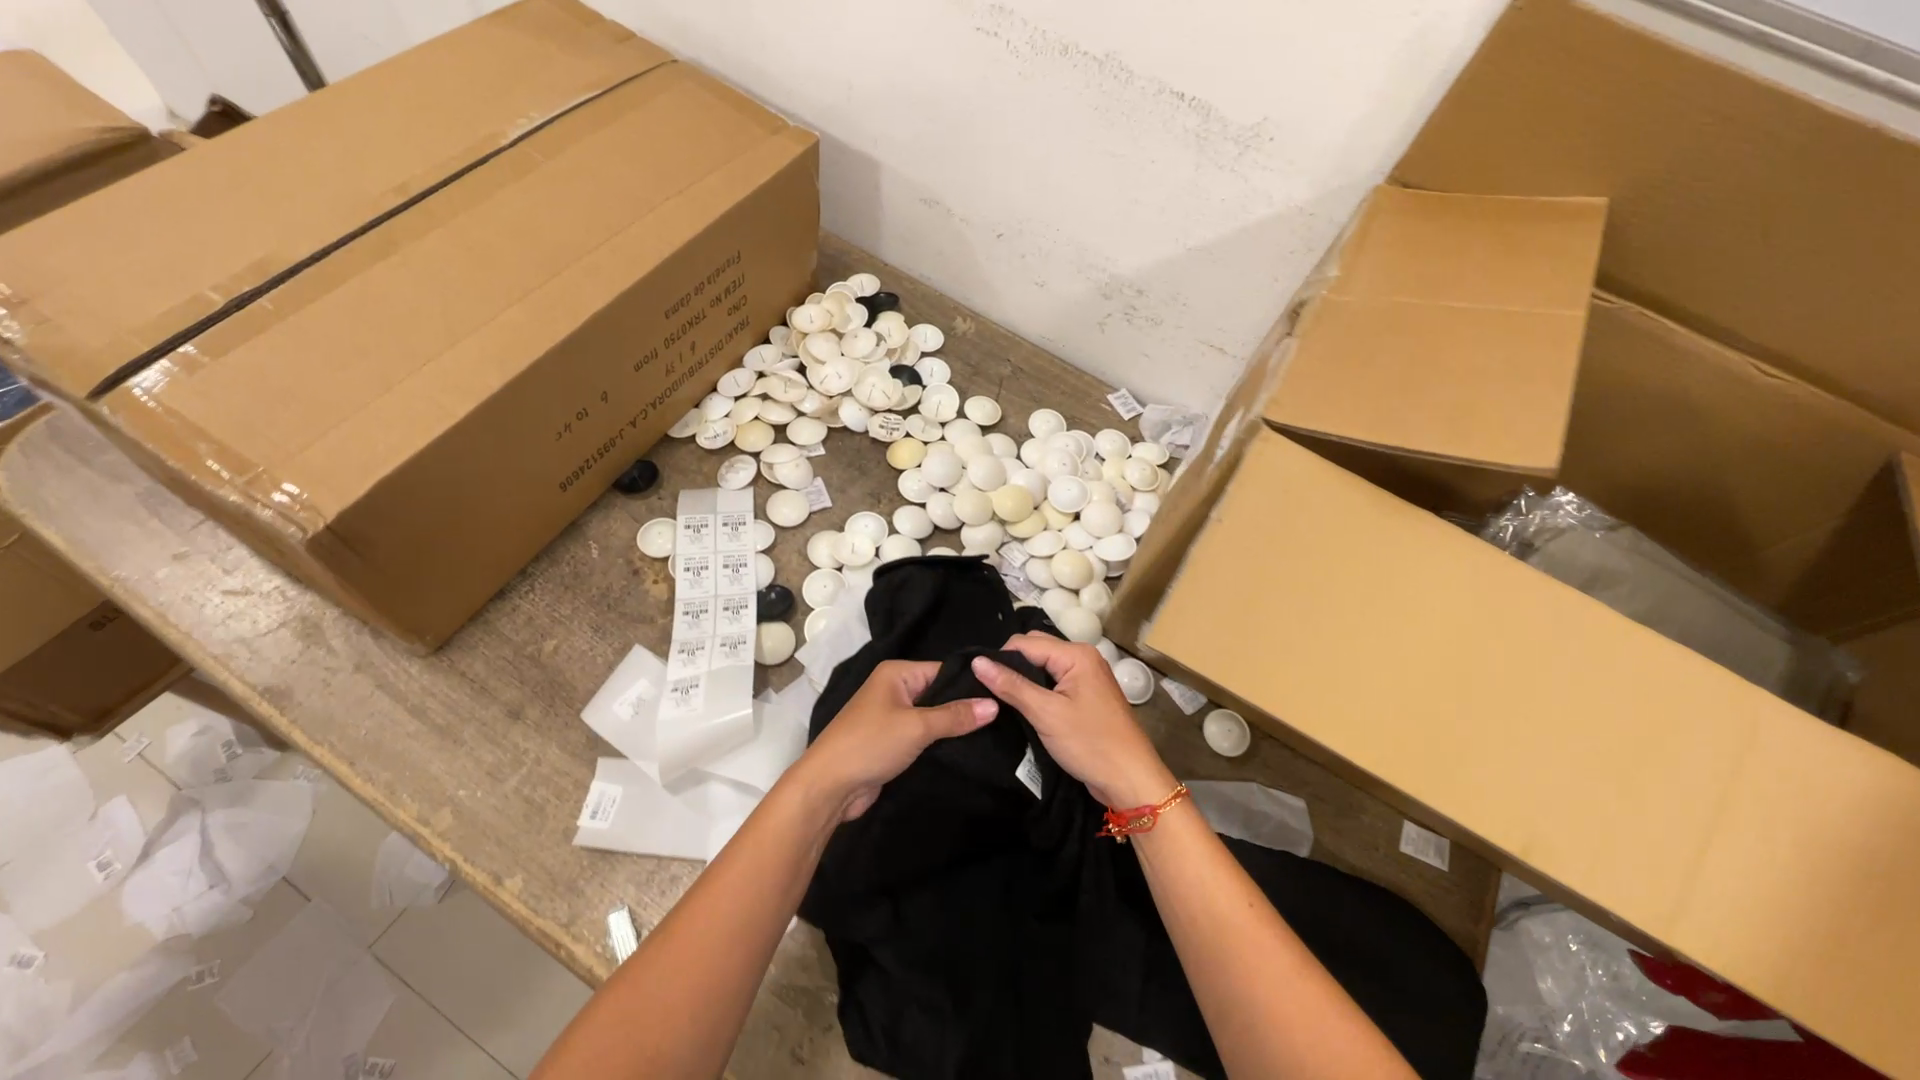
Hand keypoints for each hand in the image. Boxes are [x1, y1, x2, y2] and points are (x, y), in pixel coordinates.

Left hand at [793, 660, 998, 821]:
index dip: (972, 683)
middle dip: (965, 707)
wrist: (829, 786)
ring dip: (953, 727)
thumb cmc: (870, 744)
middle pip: (939, 693)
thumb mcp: (917, 727)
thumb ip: (955, 716)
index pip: (944, 670)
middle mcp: (894, 689)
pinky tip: (967, 749)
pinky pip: (923, 735)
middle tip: (1004, 717)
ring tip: (994, 734)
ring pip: (932, 717)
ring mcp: (892, 717)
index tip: (1005, 694)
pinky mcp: (892, 742)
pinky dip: (940, 742)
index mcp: (896, 673)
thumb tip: (994, 704)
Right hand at [971, 633, 1175, 807]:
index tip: (978, 683)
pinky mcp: (1086, 696)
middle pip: (1035, 650)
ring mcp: (1086, 677)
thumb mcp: (1046, 714)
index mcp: (1076, 654)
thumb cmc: (1090, 744)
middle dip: (1011, 667)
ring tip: (1001, 701)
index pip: (1025, 643)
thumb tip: (976, 662)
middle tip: (990, 694)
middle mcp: (1083, 657)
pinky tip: (1023, 708)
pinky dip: (1038, 691)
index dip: (1000, 659)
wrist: (1130, 779)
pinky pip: (1054, 683)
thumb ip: (1011, 686)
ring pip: (1043, 668)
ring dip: (1023, 681)